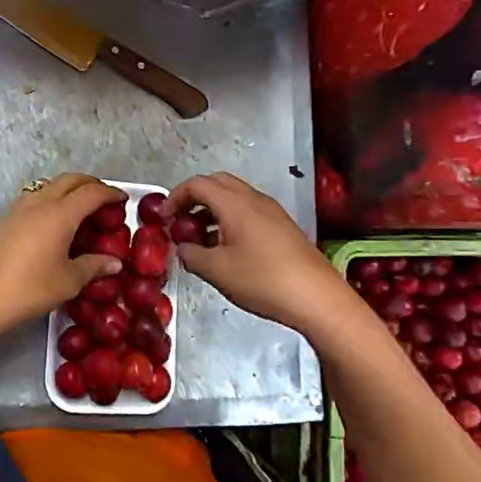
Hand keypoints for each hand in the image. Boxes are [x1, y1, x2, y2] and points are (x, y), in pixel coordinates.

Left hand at [0, 174, 126, 337]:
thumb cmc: (29, 290)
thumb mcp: (68, 282)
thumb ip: (93, 267)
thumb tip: (114, 262)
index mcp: (59, 214)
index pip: (91, 193)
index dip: (110, 193)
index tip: (123, 199)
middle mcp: (39, 203)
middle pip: (69, 180)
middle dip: (90, 183)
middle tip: (104, 198)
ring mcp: (18, 209)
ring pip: (49, 185)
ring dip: (68, 189)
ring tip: (79, 209)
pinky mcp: (4, 219)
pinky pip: (34, 198)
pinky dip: (51, 199)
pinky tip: (53, 222)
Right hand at [171, 172, 350, 332]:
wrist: (316, 297)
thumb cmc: (262, 280)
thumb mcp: (217, 271)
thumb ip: (192, 255)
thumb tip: (183, 248)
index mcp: (235, 203)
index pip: (197, 184)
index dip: (176, 197)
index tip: (163, 218)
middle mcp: (254, 199)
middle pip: (217, 184)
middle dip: (193, 198)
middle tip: (180, 222)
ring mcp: (271, 212)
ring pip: (234, 197)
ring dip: (212, 210)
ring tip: (198, 239)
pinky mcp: (281, 227)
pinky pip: (247, 212)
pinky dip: (229, 220)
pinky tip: (225, 249)